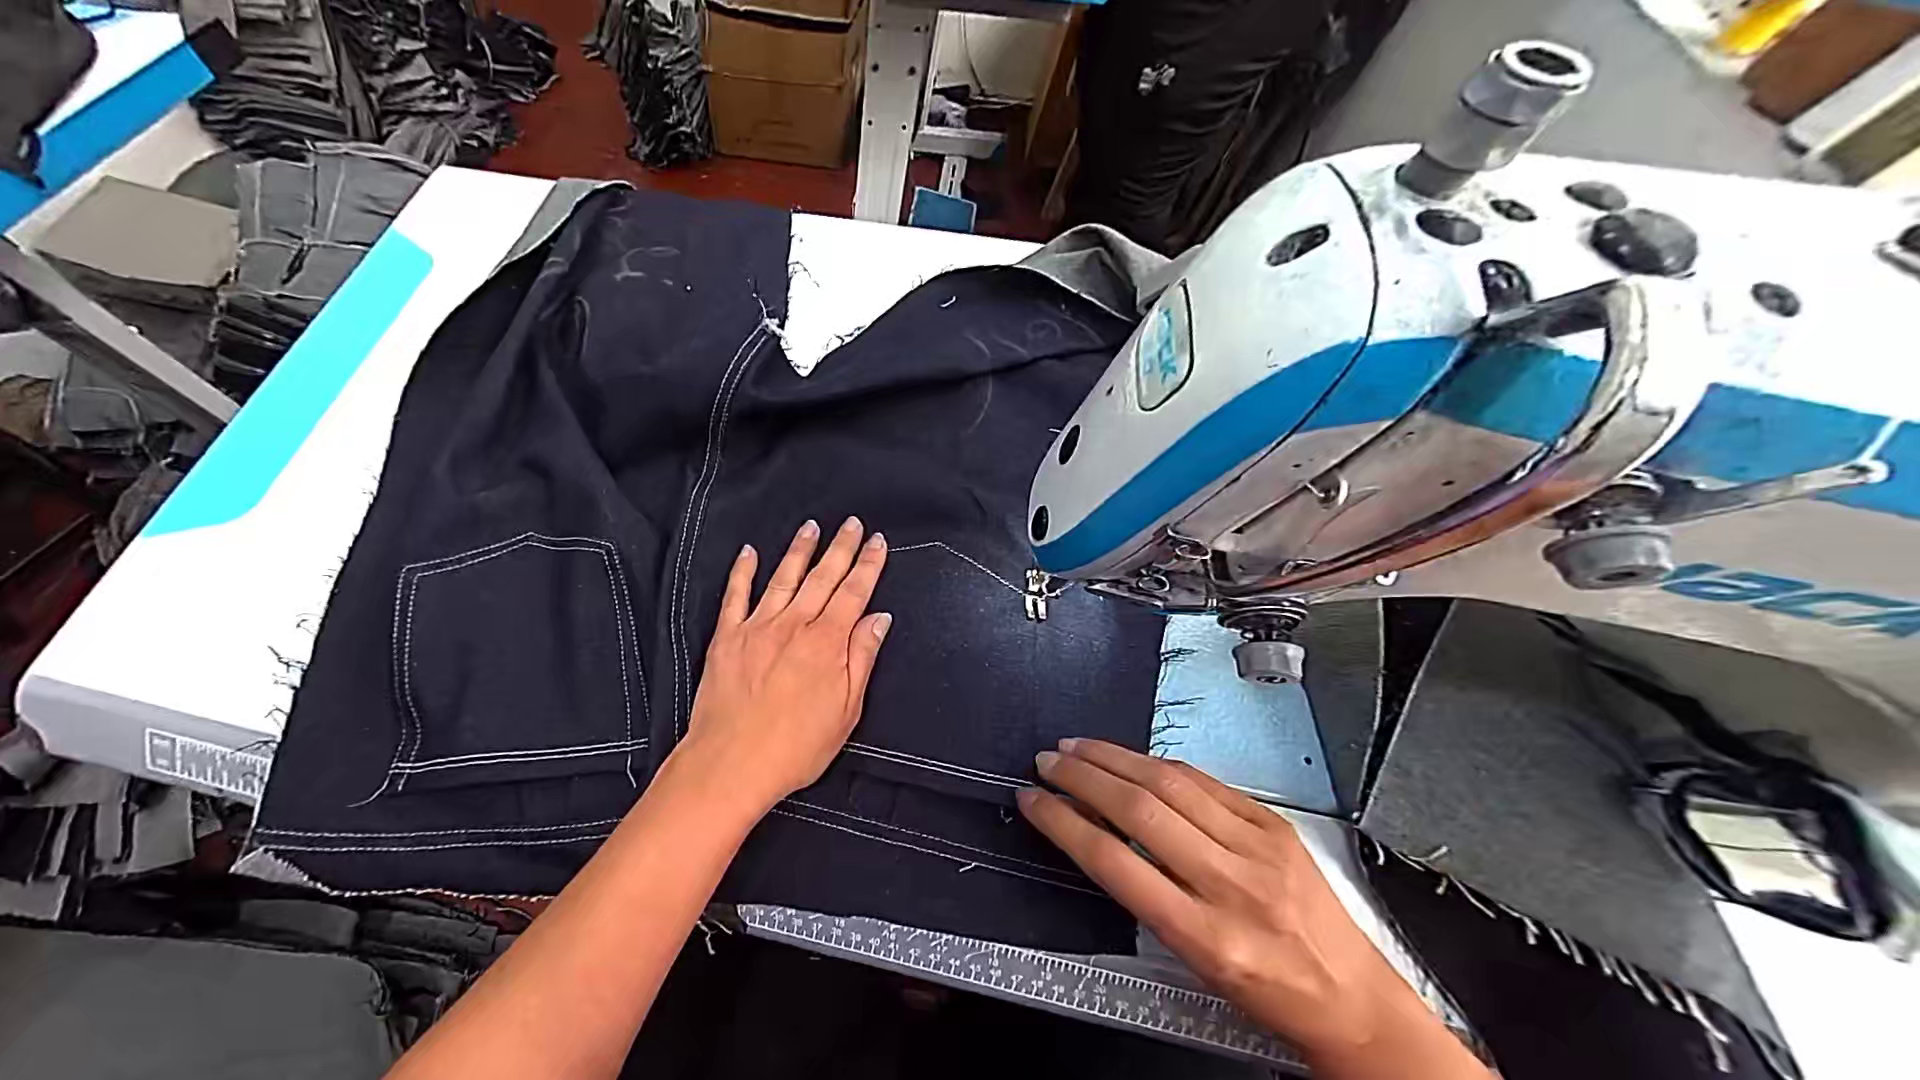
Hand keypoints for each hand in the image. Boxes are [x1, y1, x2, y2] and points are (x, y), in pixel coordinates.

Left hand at [676, 517, 890, 814]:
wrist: (731, 765)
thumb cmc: (793, 747)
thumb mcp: (846, 710)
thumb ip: (862, 658)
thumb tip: (878, 620)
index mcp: (826, 643)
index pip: (854, 592)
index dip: (869, 564)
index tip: (877, 542)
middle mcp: (793, 626)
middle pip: (823, 577)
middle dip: (841, 547)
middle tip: (852, 524)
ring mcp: (757, 629)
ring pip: (784, 577)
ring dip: (800, 550)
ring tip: (812, 527)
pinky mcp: (727, 639)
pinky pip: (736, 596)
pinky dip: (743, 571)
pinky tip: (750, 553)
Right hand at [1020, 740, 1482, 1074]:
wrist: (1351, 998)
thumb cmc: (1266, 991)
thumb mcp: (1193, 961)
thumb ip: (1145, 895)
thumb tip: (1096, 833)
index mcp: (1205, 935)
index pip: (1115, 863)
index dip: (1063, 823)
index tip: (1034, 801)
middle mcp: (1231, 885)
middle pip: (1138, 812)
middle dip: (1082, 777)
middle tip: (1048, 761)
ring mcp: (1257, 846)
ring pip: (1169, 784)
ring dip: (1114, 758)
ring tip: (1078, 747)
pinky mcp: (1274, 823)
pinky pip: (1206, 781)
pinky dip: (1158, 764)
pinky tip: (1133, 757)